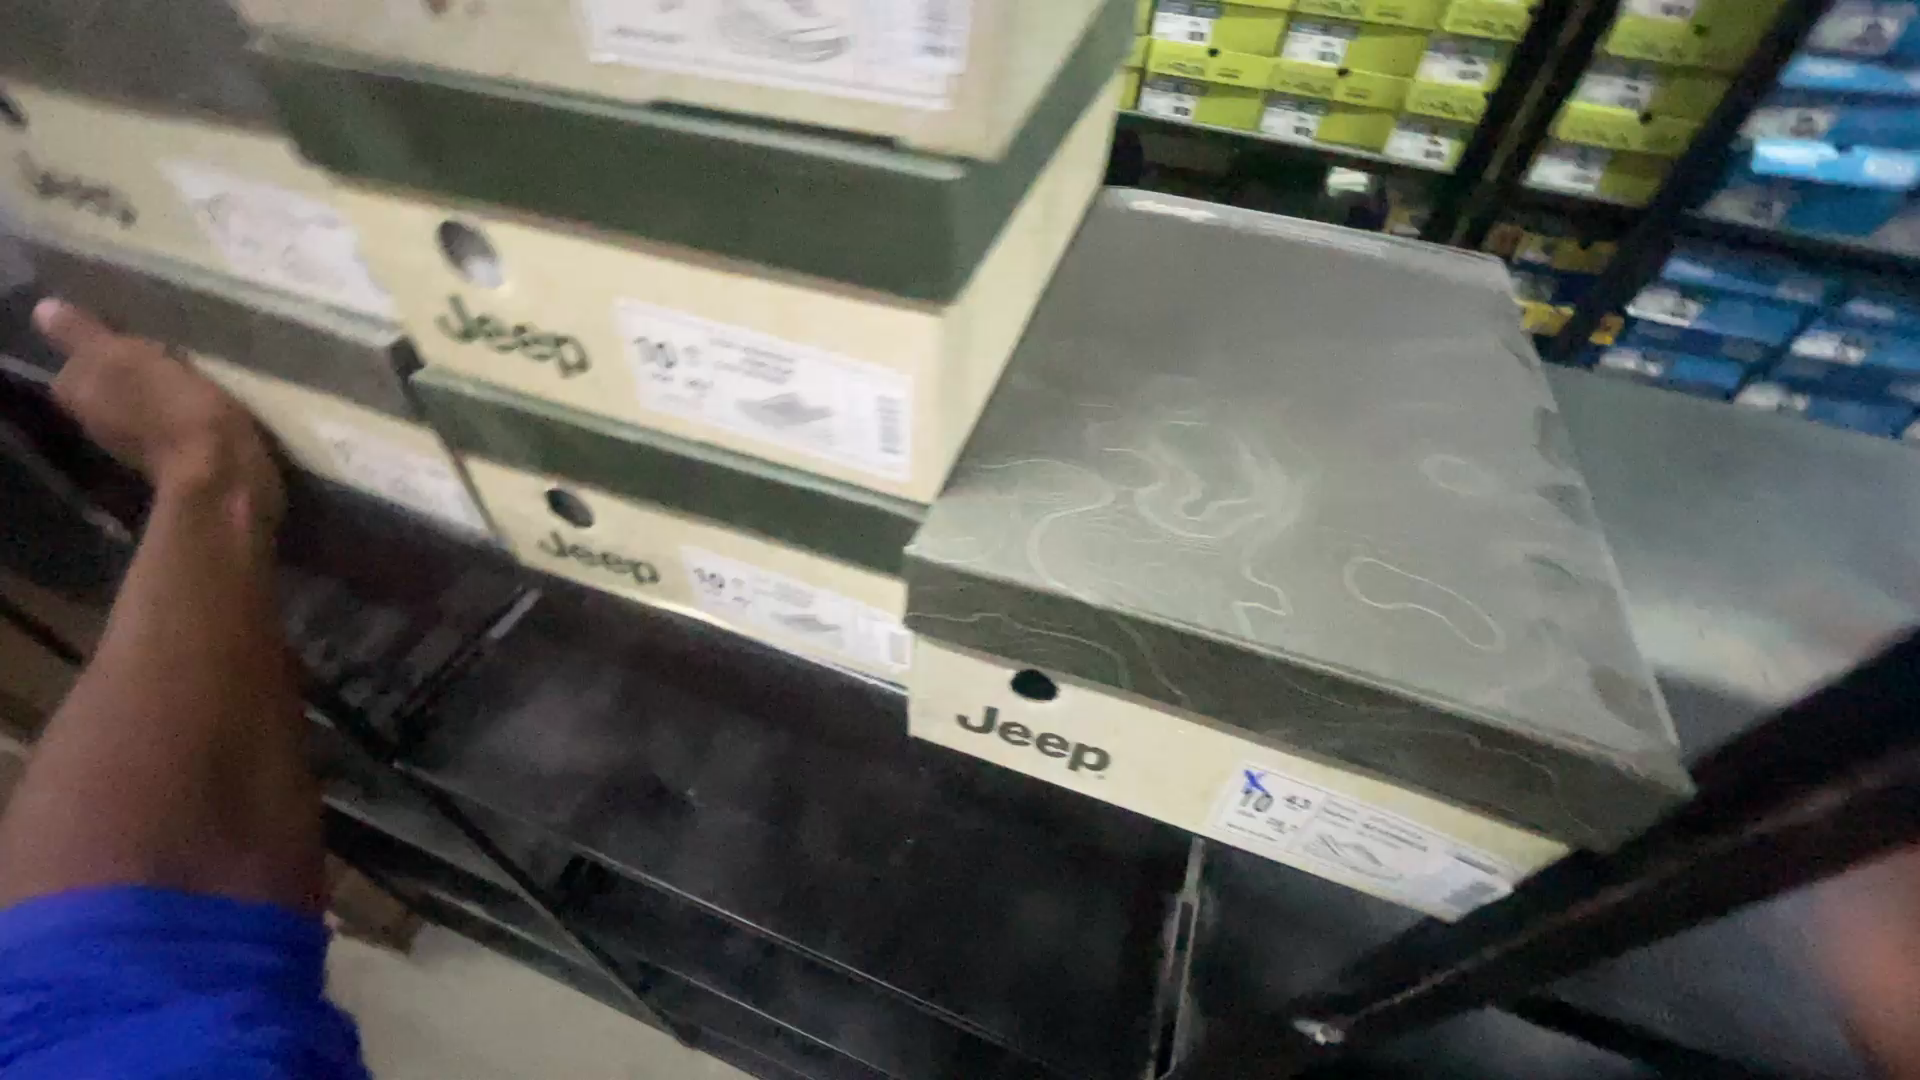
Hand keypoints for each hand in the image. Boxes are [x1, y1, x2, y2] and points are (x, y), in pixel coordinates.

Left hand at [36, 298, 284, 522]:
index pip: (84, 355)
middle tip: (178, 356)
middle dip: (140, 371)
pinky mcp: (178, 460)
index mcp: (74, 389)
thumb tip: (46, 308)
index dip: (114, 343)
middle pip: (115, 382)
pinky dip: (189, 418)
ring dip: (167, 395)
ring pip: (147, 405)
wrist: (221, 474)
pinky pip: (177, 427)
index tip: (148, 337)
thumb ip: (84, 334)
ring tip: (201, 382)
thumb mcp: (127, 358)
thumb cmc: (174, 410)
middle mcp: (93, 418)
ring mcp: (135, 444)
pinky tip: (214, 412)